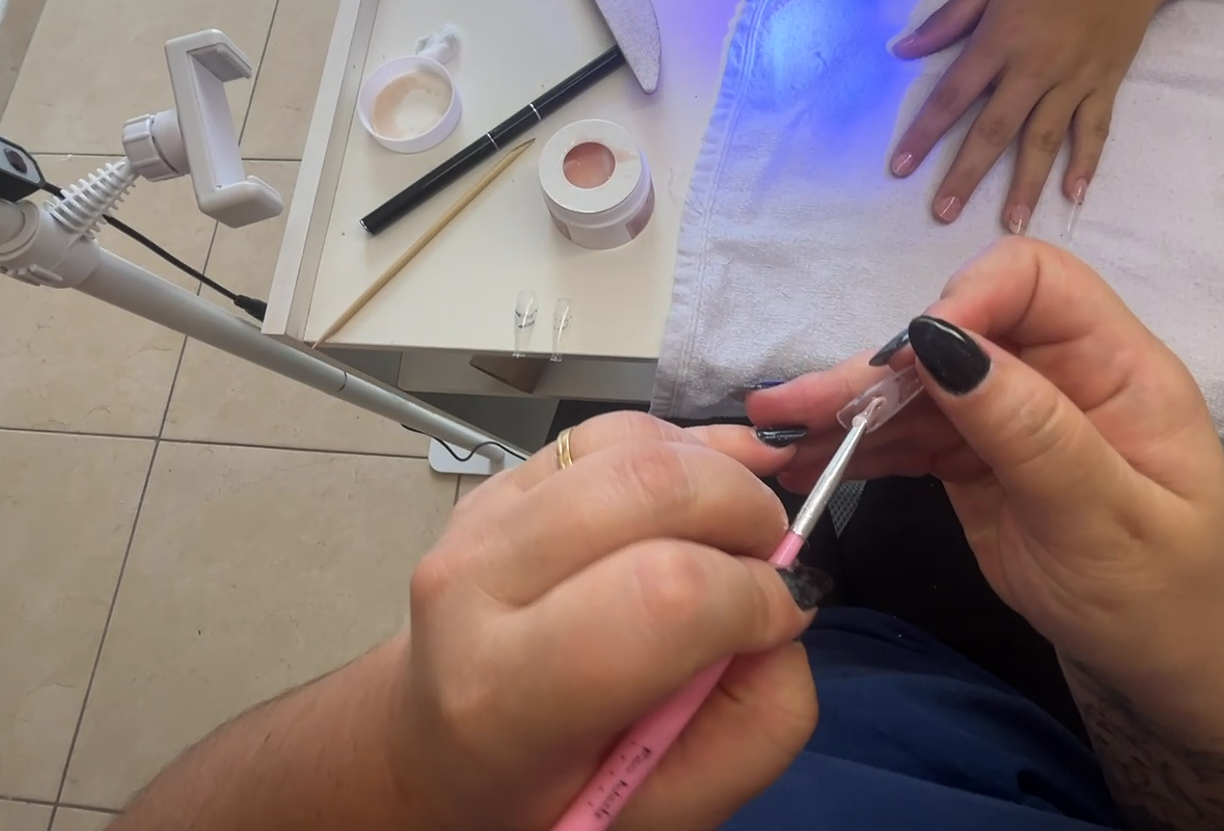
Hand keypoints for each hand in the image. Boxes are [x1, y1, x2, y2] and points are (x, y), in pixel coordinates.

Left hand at [385, 412, 817, 830]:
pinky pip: (608, 429)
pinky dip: (676, 442)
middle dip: (743, 507)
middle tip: (769, 551)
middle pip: (645, 488)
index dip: (749, 594)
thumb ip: (756, 724)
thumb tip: (785, 605)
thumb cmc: (548, 788)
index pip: (659, 596)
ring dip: (714, 467)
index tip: (781, 613)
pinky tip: (698, 482)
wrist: (439, 739)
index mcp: (504, 690)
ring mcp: (481, 513)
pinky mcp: (499, 478)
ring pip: (630, 442)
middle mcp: (476, 580)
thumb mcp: (664, 807)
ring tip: (736, 519)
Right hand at [748, 239, 1223, 697]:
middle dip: (868, 371)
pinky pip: (903, 435)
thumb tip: (941, 340)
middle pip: (947, 337)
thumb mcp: (1104, 520)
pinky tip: (805, 460)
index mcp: (1112, 367)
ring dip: (842, 411)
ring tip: (775, 437)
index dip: (968, 297)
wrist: (1151, 666)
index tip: (906, 355)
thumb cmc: (1157, 599)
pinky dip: (854, 447)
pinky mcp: (967, 451)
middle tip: (789, 407)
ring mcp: (1002, 412)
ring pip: (911, 388)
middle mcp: (1051, 373)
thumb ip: (1029, 428)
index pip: (1035, 281)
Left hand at [889, 0, 1167, 230]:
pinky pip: (1095, 130)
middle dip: (966, 175)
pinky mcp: (1106, 84)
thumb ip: (946, 20)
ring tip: (1009, 225)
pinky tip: (1073, 197)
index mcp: (999, 42)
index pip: (952, 97)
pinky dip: (1086, 163)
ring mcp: (1073, 80)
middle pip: (994, 130)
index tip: (900, 169)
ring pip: (1044, 140)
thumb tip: (901, 50)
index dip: (924, 134)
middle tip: (944, 214)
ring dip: (1025, 185)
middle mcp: (1034, 68)